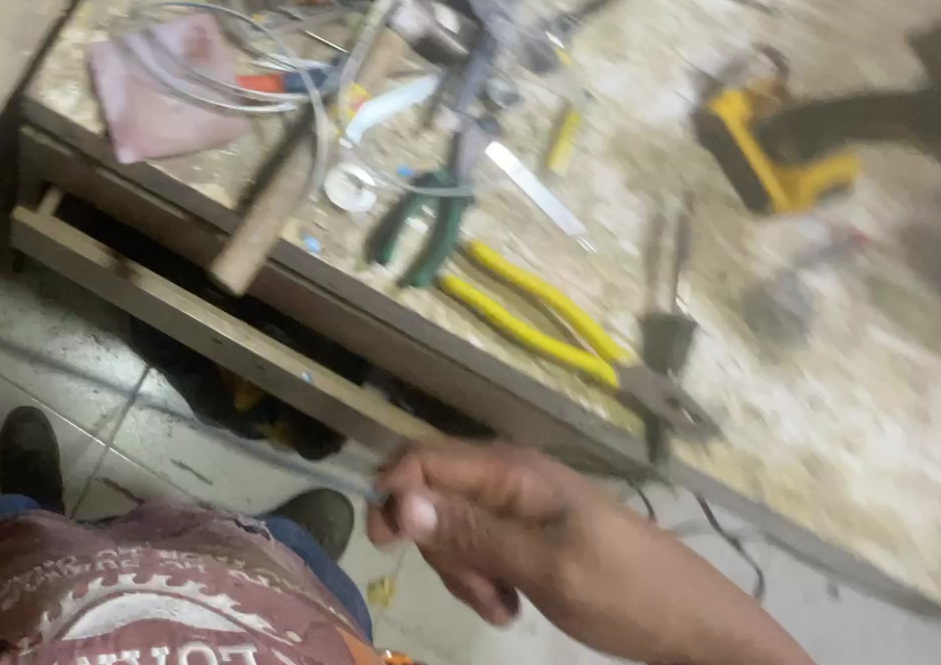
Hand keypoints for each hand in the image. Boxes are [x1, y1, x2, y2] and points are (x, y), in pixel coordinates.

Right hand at [368, 441, 809, 664]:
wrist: (712, 639)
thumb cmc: (631, 595)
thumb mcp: (548, 569)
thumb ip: (471, 532)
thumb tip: (396, 501)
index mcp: (510, 468)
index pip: (421, 459)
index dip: (392, 493)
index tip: (385, 545)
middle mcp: (506, 475)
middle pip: (430, 494)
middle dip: (438, 545)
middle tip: (477, 594)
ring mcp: (518, 503)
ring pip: (449, 523)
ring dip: (462, 568)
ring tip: (501, 606)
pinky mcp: (527, 530)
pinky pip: (476, 542)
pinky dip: (480, 575)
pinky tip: (508, 601)